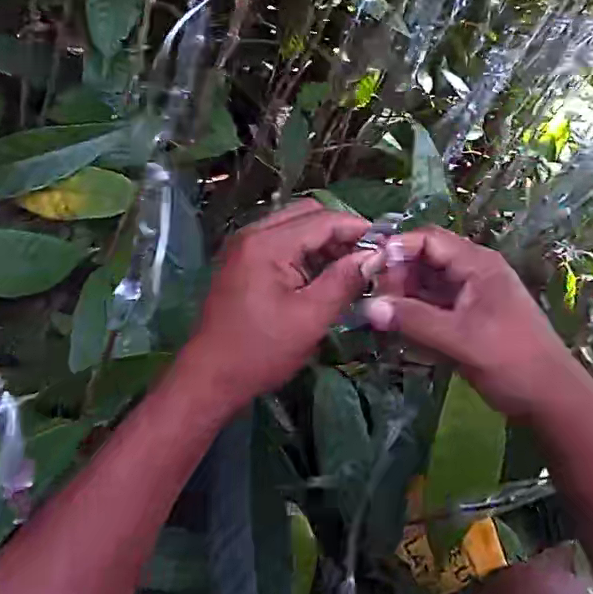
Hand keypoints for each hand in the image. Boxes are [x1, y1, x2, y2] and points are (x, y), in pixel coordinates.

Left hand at [180, 201, 379, 404]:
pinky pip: (282, 239)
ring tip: (348, 268)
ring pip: (296, 224)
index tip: (384, 247)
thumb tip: (375, 256)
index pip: (324, 220)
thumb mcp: (311, 318)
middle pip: (309, 213)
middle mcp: (253, 234)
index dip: (358, 230)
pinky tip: (321, 275)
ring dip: (324, 240)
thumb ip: (344, 281)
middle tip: (365, 257)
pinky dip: (305, 250)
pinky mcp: (242, 260)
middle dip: (340, 231)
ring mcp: (244, 245)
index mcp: (268, 244)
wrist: (208, 380)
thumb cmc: (260, 351)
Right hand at [364, 227, 589, 420]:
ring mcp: (473, 296)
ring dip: (405, 297)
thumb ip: (414, 320)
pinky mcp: (470, 319)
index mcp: (478, 264)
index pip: (429, 239)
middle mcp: (474, 272)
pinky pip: (436, 307)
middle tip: (374, 300)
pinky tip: (399, 330)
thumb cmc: (511, 360)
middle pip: (427, 260)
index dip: (397, 248)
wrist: (552, 398)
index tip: (368, 269)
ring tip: (381, 316)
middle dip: (398, 275)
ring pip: (429, 285)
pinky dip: (417, 314)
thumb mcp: (460, 339)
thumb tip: (369, 307)